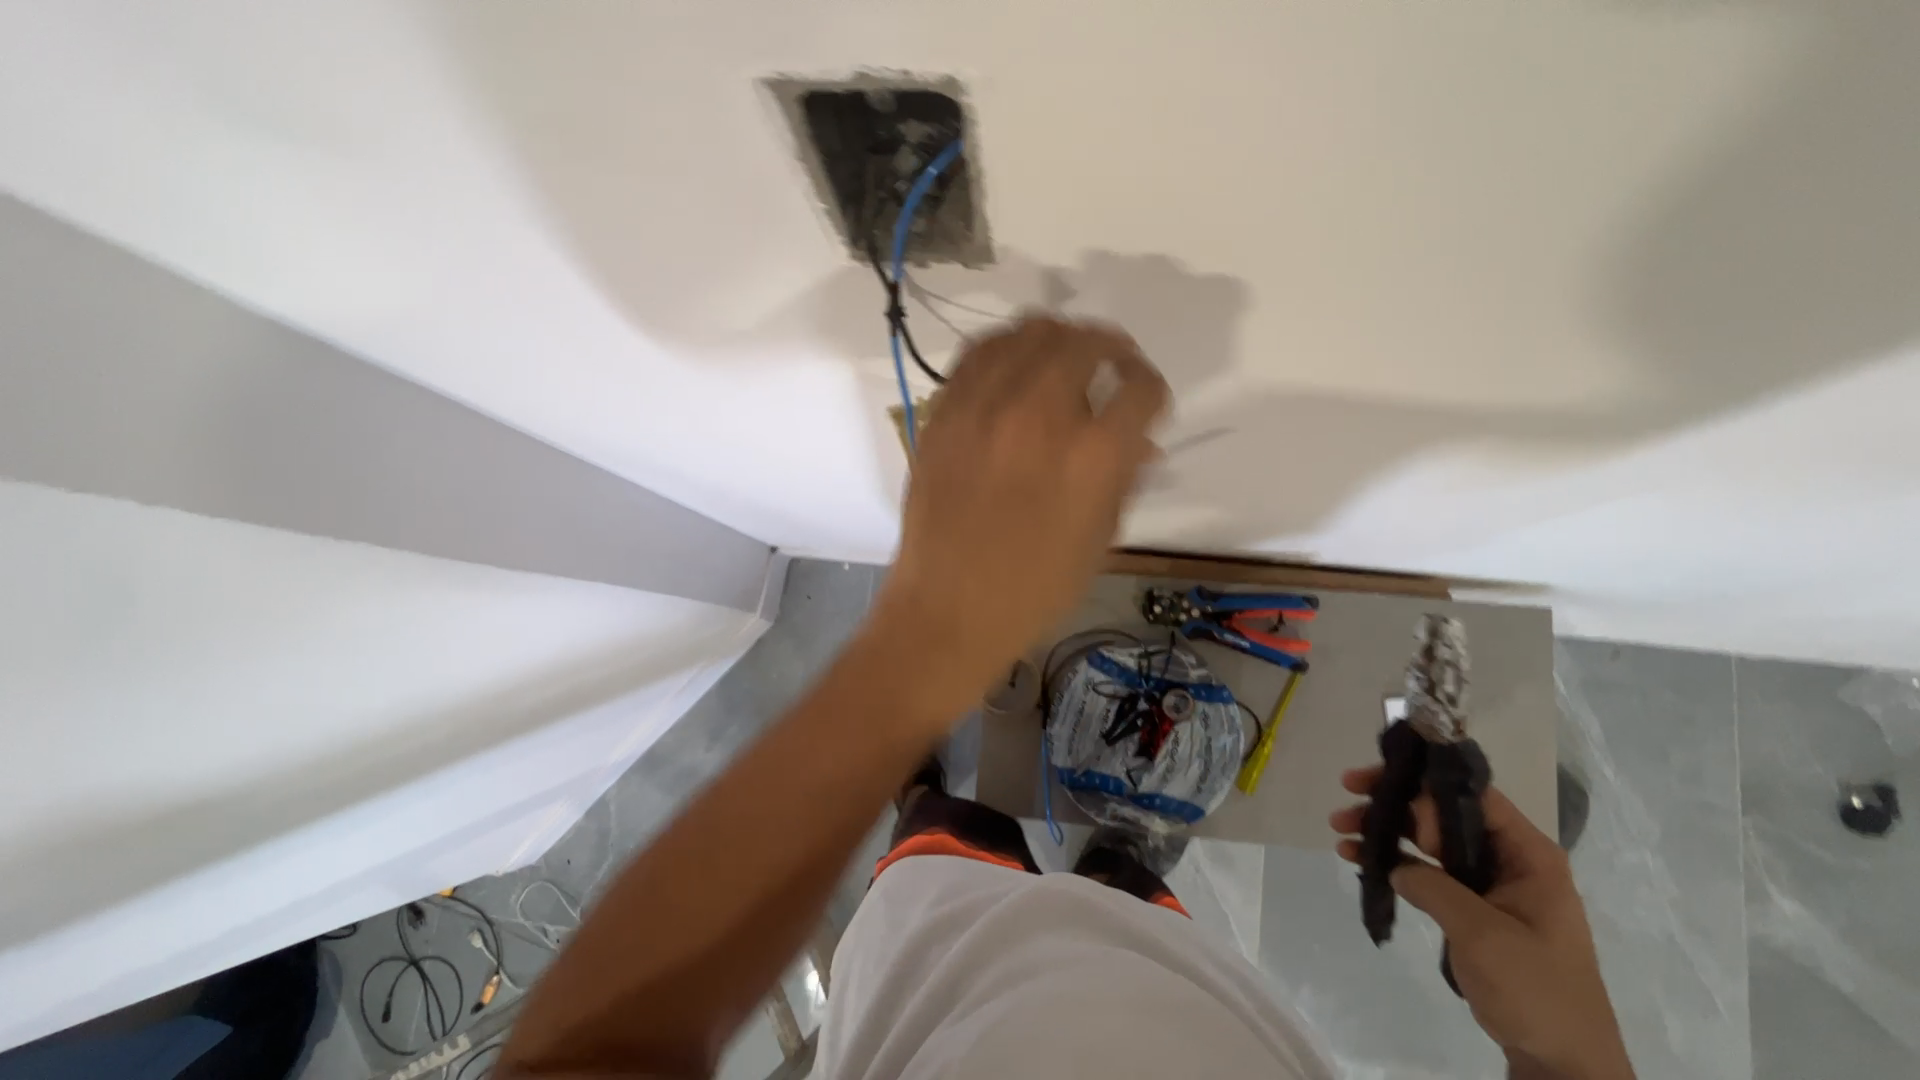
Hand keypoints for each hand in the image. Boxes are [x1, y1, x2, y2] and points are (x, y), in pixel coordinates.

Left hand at [874, 315, 1168, 713]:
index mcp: (1093, 454)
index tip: (1146, 400)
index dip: (1152, 388)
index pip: (1140, 387)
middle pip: (1086, 343)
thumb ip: (1124, 479)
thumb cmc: (1034, 590)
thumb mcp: (1100, 541)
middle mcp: (1041, 415)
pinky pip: (977, 353)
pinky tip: (1013, 365)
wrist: (948, 611)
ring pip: (1030, 333)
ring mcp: (985, 408)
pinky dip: (1005, 348)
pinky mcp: (945, 413)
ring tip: (1064, 358)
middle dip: (1111, 350)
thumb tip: (1139, 441)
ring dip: (1058, 339)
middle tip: (1112, 367)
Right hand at [1330, 767, 1635, 1079]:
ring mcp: (1493, 886)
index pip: (1472, 797)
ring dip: (1387, 834)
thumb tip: (1395, 864)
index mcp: (1529, 855)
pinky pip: (1431, 873)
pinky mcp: (1476, 911)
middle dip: (1394, 806)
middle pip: (1445, 815)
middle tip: (1345, 802)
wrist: (1564, 1062)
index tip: (1373, 784)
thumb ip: (1433, 885)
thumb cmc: (1534, 989)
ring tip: (1340, 831)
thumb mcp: (1480, 932)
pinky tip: (1361, 859)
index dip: (1420, 783)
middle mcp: (1511, 861)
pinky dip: (1397, 864)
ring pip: (1431, 843)